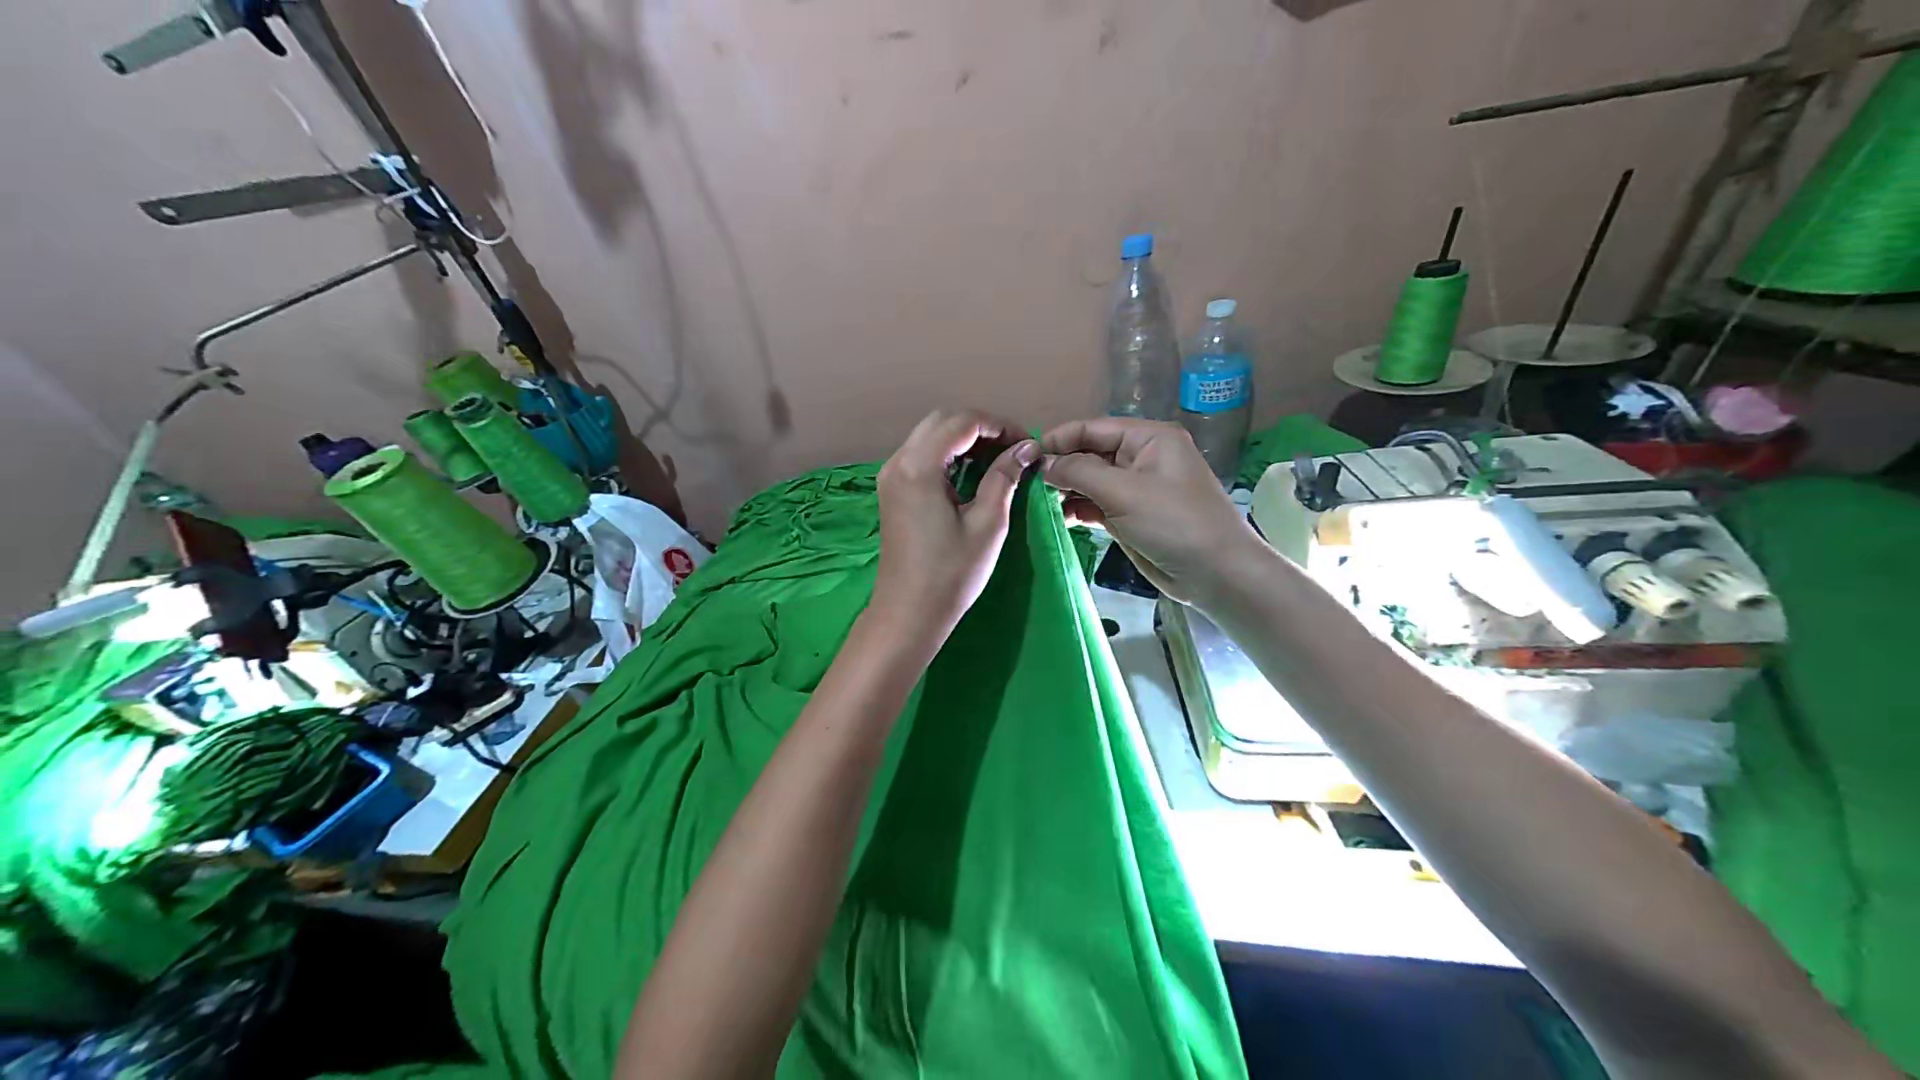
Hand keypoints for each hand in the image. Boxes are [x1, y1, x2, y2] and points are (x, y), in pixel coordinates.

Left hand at [872, 409, 1039, 641]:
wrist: (908, 612)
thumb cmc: (951, 573)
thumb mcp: (988, 523)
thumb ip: (1004, 477)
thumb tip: (1026, 448)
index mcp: (919, 466)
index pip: (962, 421)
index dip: (999, 426)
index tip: (1027, 445)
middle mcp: (898, 462)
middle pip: (943, 421)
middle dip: (982, 428)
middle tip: (1013, 451)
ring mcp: (891, 476)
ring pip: (931, 436)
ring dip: (965, 440)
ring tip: (999, 461)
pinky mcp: (892, 490)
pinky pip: (922, 455)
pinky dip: (949, 455)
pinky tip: (973, 474)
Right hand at [1039, 418, 1265, 607]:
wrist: (1216, 573)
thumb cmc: (1174, 522)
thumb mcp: (1124, 492)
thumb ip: (1079, 472)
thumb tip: (1044, 464)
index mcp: (1147, 438)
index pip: (1092, 428)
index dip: (1058, 439)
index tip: (1026, 456)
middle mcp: (1141, 457)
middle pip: (1089, 454)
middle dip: (1060, 467)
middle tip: (1027, 484)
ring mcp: (1136, 489)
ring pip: (1090, 482)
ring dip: (1066, 490)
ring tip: (1038, 503)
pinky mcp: (1131, 516)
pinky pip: (1096, 505)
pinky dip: (1077, 510)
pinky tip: (1058, 518)